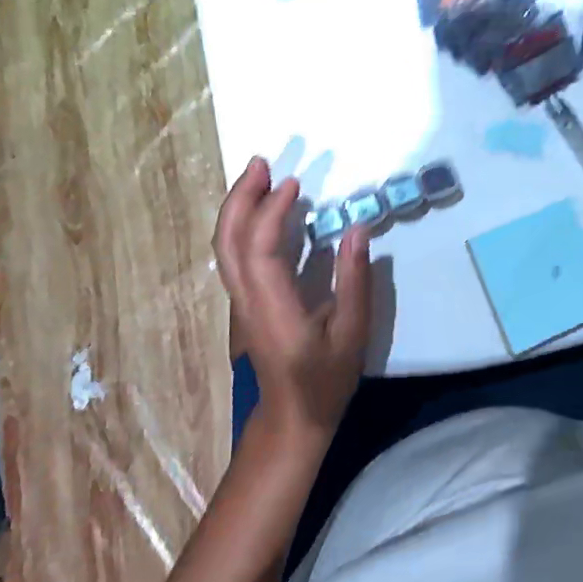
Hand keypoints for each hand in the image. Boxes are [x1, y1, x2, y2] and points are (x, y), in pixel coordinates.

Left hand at [213, 157, 372, 441]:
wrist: (292, 417)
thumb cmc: (325, 380)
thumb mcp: (353, 334)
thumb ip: (355, 280)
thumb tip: (357, 228)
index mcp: (273, 308)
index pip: (260, 248)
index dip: (272, 210)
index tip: (295, 184)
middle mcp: (247, 300)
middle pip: (228, 240)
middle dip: (241, 196)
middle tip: (262, 163)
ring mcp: (240, 301)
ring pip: (225, 246)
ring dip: (237, 206)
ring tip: (260, 177)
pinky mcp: (245, 302)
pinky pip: (234, 255)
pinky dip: (242, 225)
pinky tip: (264, 211)